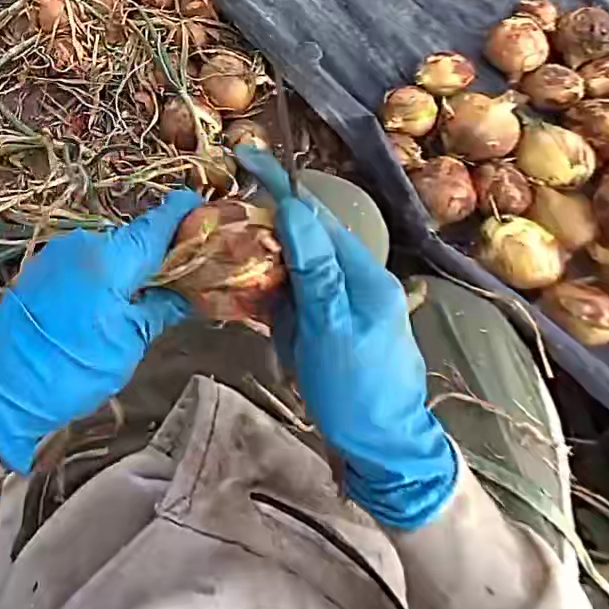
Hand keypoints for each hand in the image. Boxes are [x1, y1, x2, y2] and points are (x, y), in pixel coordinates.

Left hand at [0, 190, 200, 471]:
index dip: (188, 215)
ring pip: (116, 248)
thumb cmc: (69, 369)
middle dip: (165, 251)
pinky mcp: (46, 264)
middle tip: (188, 274)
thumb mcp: (127, 345)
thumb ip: (161, 308)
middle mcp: (87, 242)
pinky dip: (110, 271)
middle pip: (139, 236)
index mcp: (111, 257)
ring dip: (136, 264)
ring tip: (150, 295)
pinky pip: (91, 258)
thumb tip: (189, 290)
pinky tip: (114, 298)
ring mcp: (62, 250)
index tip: (210, 215)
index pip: (161, 221)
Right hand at [238, 148, 456, 530]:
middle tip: (224, 220)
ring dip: (263, 262)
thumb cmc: (360, 392)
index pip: (314, 216)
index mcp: (361, 272)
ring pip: (293, 264)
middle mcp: (352, 277)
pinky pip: (293, 293)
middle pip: (302, 236)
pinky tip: (254, 299)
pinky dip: (271, 292)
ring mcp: (340, 298)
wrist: (384, 451)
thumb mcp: (333, 329)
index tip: (247, 157)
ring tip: (232, 258)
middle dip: (263, 225)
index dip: (280, 185)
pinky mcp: (327, 319)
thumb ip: (314, 269)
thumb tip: (293, 209)